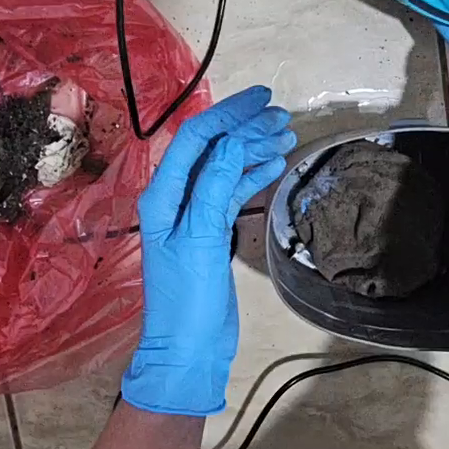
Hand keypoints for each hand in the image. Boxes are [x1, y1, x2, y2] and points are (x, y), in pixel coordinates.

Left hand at [122, 86, 295, 416]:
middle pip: (211, 148)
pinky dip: (253, 175)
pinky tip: (275, 164)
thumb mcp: (201, 239)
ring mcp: (193, 214)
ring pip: (225, 168)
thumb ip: (215, 187)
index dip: (227, 114)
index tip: (263, 99)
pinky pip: (232, 191)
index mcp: (162, 195)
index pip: (195, 138)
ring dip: (253, 149)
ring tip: (286, 136)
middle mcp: (175, 197)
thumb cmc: (190, 298)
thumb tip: (236, 141)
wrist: (189, 349)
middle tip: (282, 116)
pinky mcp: (211, 231)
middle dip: (244, 128)